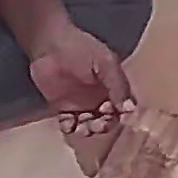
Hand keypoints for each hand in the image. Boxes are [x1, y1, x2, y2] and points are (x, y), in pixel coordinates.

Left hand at [27, 18, 135, 137]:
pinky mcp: (62, 107)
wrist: (49, 47)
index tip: (114, 115)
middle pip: (106, 120)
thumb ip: (117, 84)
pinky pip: (68, 124)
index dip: (120, 116)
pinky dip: (70, 128)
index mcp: (114, 87)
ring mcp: (80, 104)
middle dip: (103, 126)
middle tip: (97, 123)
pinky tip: (69, 125)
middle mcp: (99, 98)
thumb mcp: (105, 63)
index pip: (122, 108)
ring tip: (83, 126)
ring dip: (87, 130)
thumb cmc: (80, 49)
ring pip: (88, 125)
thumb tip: (128, 108)